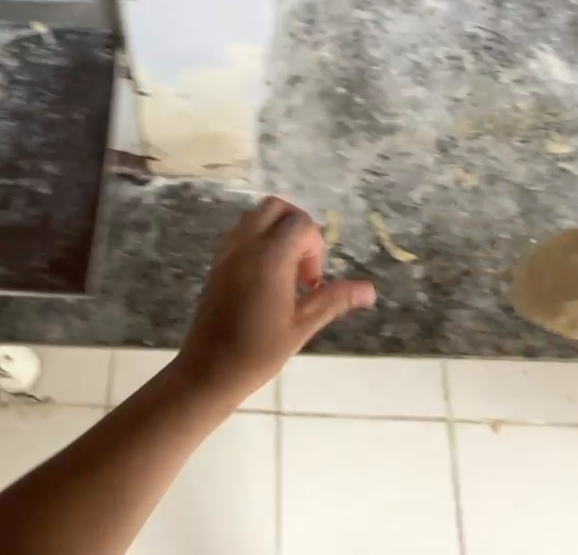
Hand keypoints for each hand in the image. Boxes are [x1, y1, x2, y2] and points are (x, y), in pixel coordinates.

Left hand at [174, 196, 375, 405]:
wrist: (208, 369)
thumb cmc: (258, 351)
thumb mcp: (303, 325)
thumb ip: (334, 299)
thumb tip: (370, 290)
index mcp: (270, 256)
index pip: (301, 223)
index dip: (315, 247)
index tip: (311, 283)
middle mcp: (246, 243)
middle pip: (276, 207)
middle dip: (297, 226)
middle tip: (302, 264)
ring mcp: (228, 250)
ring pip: (256, 215)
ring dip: (276, 230)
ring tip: (285, 271)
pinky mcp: (217, 261)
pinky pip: (241, 231)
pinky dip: (258, 239)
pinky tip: (264, 277)